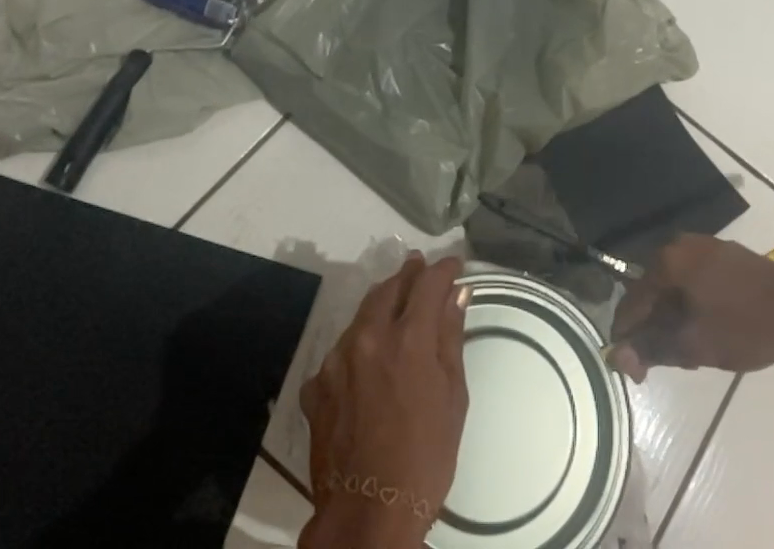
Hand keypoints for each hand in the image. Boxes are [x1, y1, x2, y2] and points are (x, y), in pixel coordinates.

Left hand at [299, 254, 469, 547]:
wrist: (368, 511)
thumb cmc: (426, 456)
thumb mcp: (453, 396)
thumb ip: (451, 338)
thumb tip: (457, 296)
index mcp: (408, 339)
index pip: (428, 284)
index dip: (444, 269)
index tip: (455, 263)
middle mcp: (367, 338)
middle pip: (388, 289)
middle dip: (408, 275)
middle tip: (422, 269)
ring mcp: (335, 361)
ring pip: (361, 316)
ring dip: (381, 304)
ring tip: (398, 303)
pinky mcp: (316, 386)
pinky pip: (341, 351)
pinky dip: (360, 343)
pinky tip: (369, 357)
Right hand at [608, 235, 773, 381]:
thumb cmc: (747, 328)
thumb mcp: (694, 346)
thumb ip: (651, 350)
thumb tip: (615, 357)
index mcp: (667, 261)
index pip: (631, 303)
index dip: (628, 341)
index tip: (637, 374)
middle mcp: (680, 245)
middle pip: (652, 295)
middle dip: (655, 332)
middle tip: (671, 364)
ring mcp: (706, 247)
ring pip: (674, 290)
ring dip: (675, 322)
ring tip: (693, 353)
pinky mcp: (727, 255)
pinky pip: (695, 282)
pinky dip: (693, 307)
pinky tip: (708, 330)